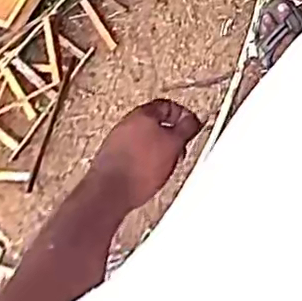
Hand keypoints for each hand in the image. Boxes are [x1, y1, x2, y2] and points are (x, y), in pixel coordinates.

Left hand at [87, 99, 201, 210]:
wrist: (108, 194)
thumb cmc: (138, 168)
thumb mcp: (174, 145)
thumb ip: (187, 129)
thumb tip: (193, 120)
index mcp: (143, 113)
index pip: (168, 106)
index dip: (183, 116)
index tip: (191, 127)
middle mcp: (127, 123)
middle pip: (154, 123)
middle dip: (169, 135)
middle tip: (179, 148)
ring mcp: (115, 142)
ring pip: (143, 140)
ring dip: (155, 150)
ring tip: (164, 166)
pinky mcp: (108, 161)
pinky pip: (131, 156)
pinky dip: (141, 163)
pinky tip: (146, 176)